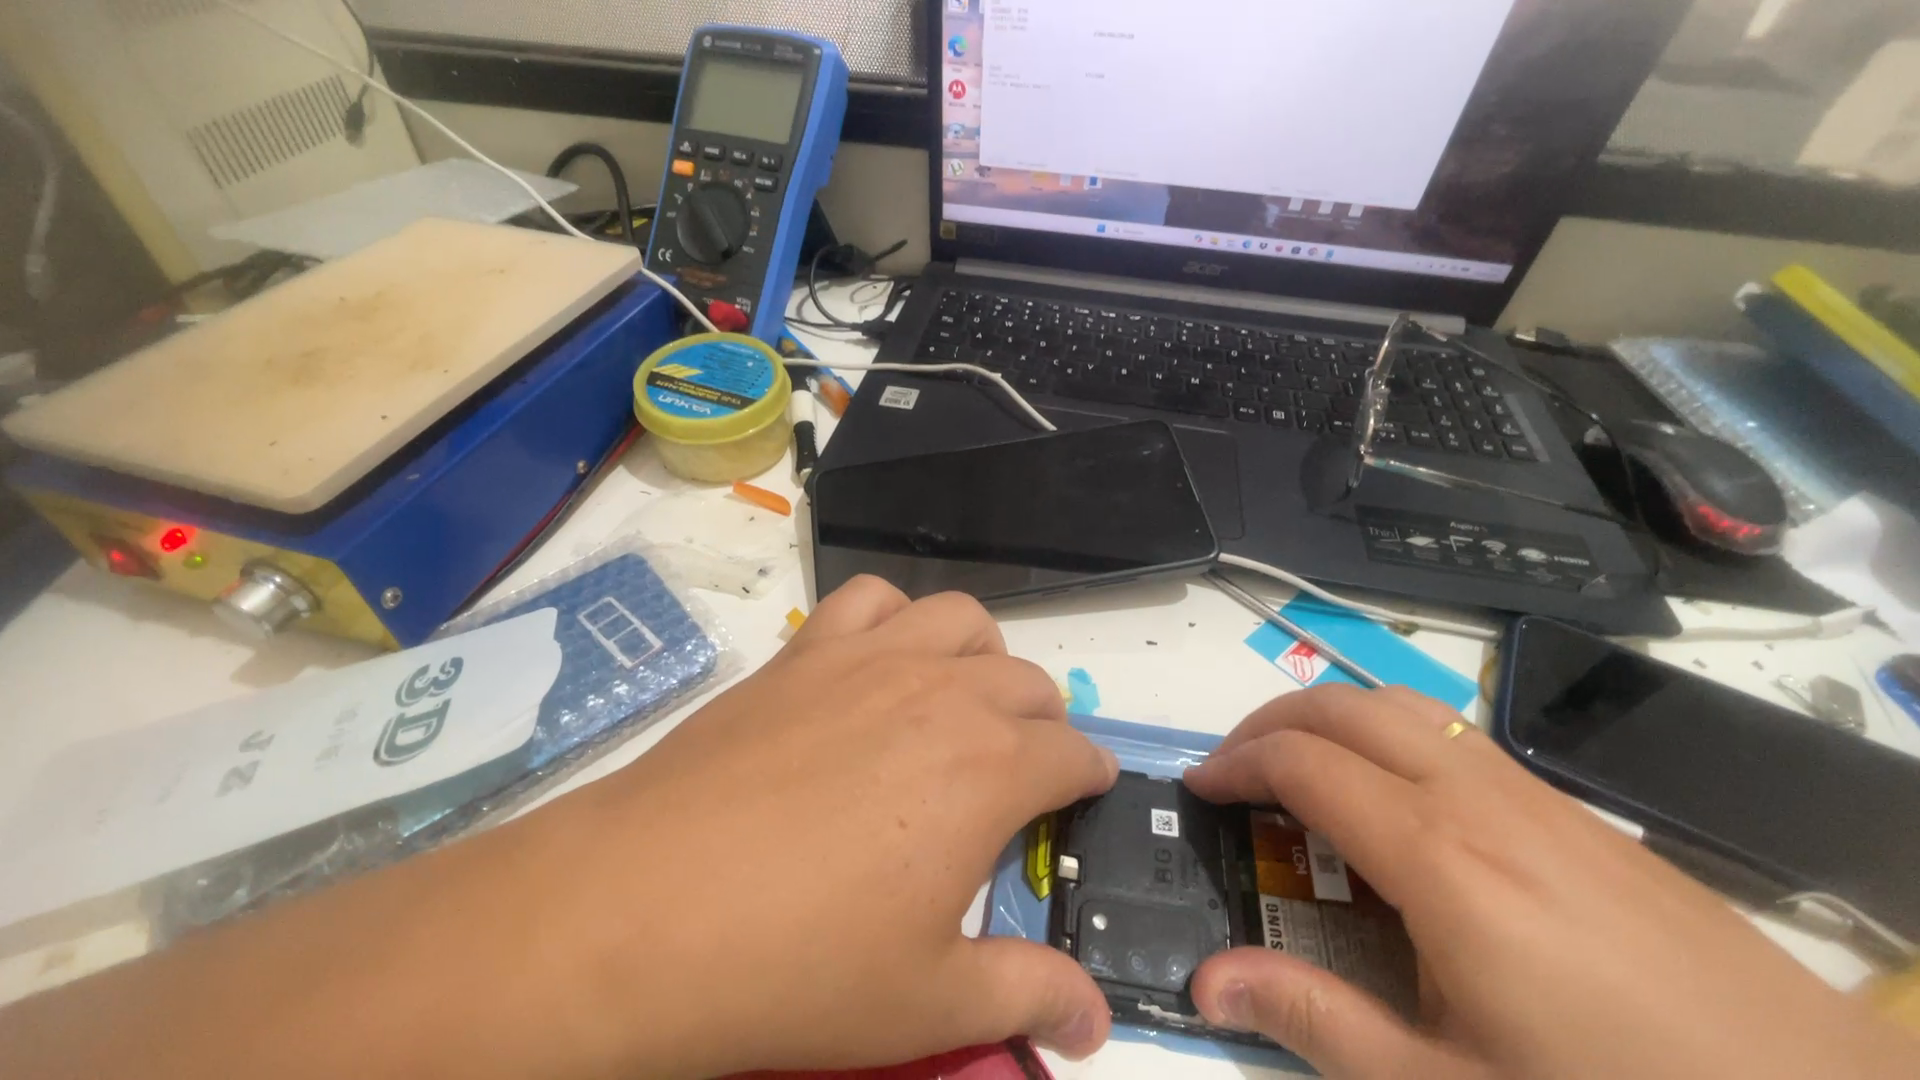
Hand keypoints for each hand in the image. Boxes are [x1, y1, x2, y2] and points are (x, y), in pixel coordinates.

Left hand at [571, 576, 1118, 1074]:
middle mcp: (943, 693)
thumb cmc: (797, 963)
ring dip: (981, 656)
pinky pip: (869, 598)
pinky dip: (893, 618)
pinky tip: (878, 661)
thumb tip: (1097, 1022)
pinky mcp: (803, 651)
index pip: (1074, 752)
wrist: (642, 912)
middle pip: (1028, 682)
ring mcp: (868, 660)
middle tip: (1017, 773)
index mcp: (991, 770)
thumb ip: (1029, 996)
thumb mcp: (929, 1001)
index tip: (1080, 797)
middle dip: (1043, 723)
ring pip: (960, 620)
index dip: (1088, 777)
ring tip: (960, 702)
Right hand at [1182, 685, 1919, 1079]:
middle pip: (1347, 707)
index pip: (1305, 765)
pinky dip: (1389, 735)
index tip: (1197, 790)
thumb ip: (1315, 1021)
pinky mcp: (1576, 811)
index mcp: (1438, 857)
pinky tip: (1395, 805)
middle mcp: (1479, 798)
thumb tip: (1206, 980)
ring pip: (1403, 705)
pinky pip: (1455, 734)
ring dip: (1330, 717)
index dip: (1237, 765)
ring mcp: (1535, 795)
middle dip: (1271, 720)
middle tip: (1231, 768)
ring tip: (1298, 771)